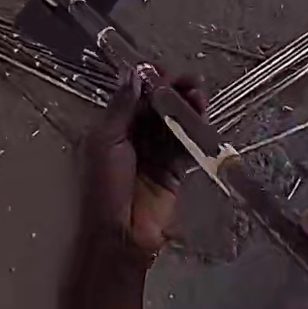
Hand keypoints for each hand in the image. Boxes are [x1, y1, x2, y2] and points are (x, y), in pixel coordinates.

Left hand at [79, 70, 205, 261]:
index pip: (135, 96)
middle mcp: (134, 137)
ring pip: (175, 121)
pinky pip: (187, 143)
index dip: (151, 81)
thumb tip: (133, 72)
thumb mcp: (106, 141)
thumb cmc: (103, 187)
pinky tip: (203, 118)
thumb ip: (123, 107)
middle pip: (158, 106)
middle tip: (192, 83)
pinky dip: (196, 129)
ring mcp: (155, 153)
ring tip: (200, 98)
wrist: (119, 236)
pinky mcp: (174, 168)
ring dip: (187, 107)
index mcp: (111, 128)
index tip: (167, 73)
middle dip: (174, 91)